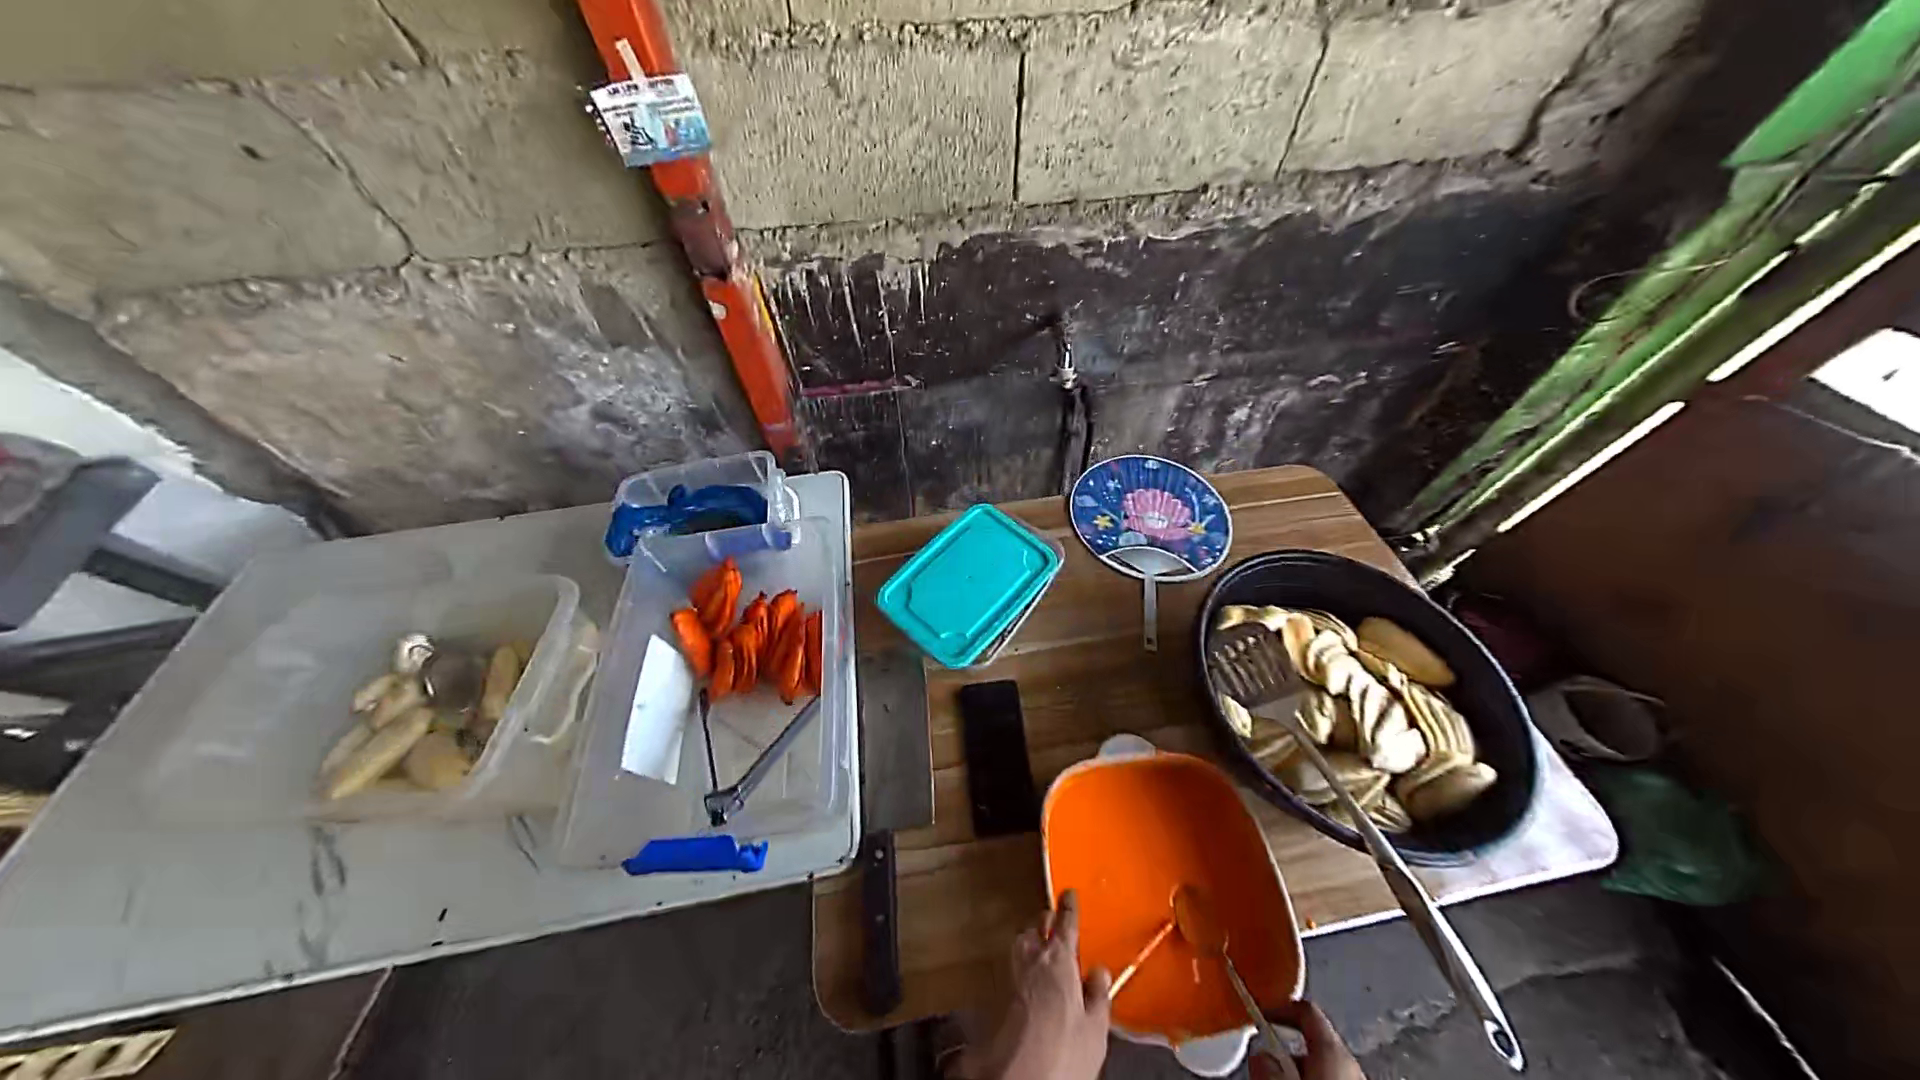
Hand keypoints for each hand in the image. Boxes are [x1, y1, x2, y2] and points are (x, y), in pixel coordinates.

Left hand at [956, 889, 1111, 1079]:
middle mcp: (1033, 959)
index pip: (1065, 922)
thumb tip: (1100, 972)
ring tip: (1042, 941)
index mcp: (1059, 959)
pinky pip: (1015, 962)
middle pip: (1038, 925)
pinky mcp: (1003, 992)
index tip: (1069, 893)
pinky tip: (1031, 972)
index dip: (1068, 906)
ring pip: (1022, 940)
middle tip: (1057, 919)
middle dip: (1047, 919)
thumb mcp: (1095, 1028)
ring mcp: (1015, 974)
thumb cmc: (1062, 1051)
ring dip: (1032, 936)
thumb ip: (1097, 996)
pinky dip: (1024, 958)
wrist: (1020, 1076)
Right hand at [1250, 1001, 1365, 1079]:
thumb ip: (1268, 1063)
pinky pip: (1332, 1076)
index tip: (1260, 1013)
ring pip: (1324, 1062)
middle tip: (1268, 1057)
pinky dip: (1316, 1076)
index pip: (1305, 1009)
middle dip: (1288, 1045)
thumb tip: (1260, 1055)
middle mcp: (1351, 1062)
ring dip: (1302, 1066)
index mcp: (1333, 1050)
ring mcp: (1358, 1078)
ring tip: (1284, 1075)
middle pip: (1314, 1038)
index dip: (1280, 1007)